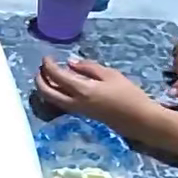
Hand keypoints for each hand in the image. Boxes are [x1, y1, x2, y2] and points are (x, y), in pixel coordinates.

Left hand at [35, 57, 160, 137]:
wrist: (139, 119)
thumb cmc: (128, 95)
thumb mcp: (111, 75)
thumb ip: (88, 67)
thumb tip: (70, 63)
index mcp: (82, 90)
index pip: (56, 76)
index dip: (48, 65)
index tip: (46, 57)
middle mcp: (74, 102)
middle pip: (46, 92)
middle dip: (39, 79)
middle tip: (41, 67)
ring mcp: (76, 110)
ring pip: (51, 99)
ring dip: (44, 87)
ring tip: (47, 74)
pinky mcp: (80, 114)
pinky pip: (59, 102)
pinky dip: (53, 93)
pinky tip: (59, 84)